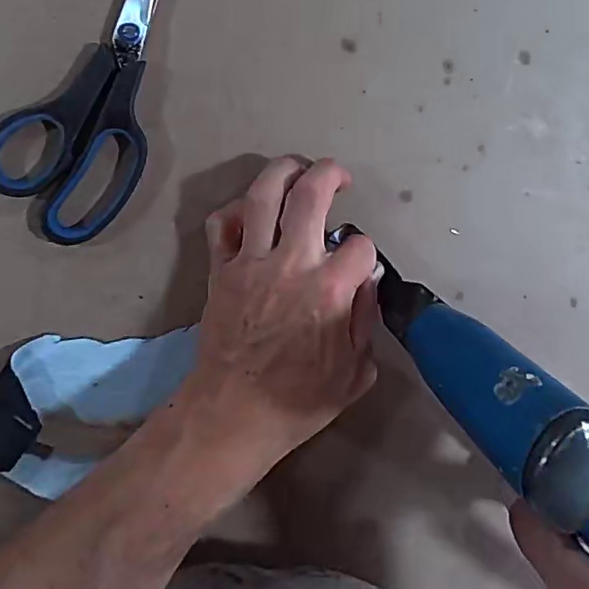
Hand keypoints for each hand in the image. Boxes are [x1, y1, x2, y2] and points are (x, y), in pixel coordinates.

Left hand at [171, 156, 382, 482]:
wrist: (230, 418)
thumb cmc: (298, 400)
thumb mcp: (356, 372)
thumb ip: (368, 317)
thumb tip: (367, 278)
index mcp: (328, 291)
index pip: (359, 244)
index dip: (365, 251)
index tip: (359, 267)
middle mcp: (291, 265)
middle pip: (311, 194)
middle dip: (331, 174)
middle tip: (340, 177)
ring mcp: (250, 264)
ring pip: (264, 195)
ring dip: (286, 171)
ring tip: (300, 170)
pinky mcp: (220, 271)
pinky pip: (223, 223)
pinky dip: (237, 208)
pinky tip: (254, 211)